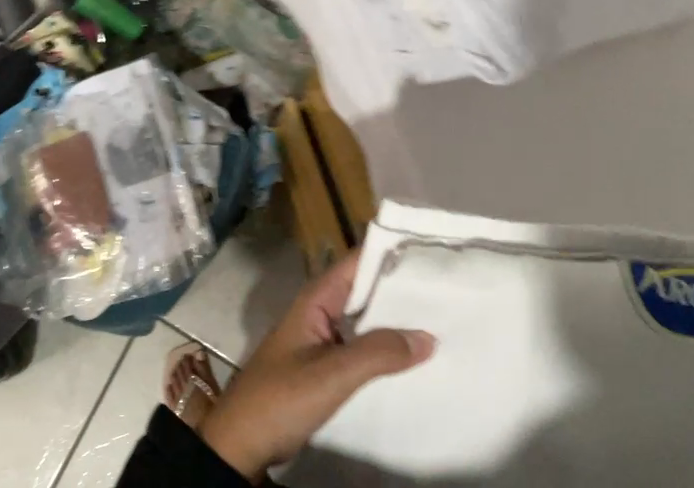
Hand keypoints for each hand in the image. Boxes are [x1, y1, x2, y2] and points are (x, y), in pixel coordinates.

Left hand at [198, 249, 435, 482]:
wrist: (242, 441)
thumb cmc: (280, 397)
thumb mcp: (331, 374)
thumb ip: (377, 353)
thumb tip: (427, 336)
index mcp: (316, 300)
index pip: (358, 263)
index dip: (391, 254)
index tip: (431, 253)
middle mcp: (321, 312)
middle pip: (366, 291)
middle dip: (402, 290)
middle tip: (451, 291)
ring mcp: (323, 340)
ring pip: (366, 322)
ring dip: (397, 322)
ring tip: (444, 322)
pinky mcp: (326, 367)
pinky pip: (362, 349)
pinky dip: (386, 350)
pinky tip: (415, 361)